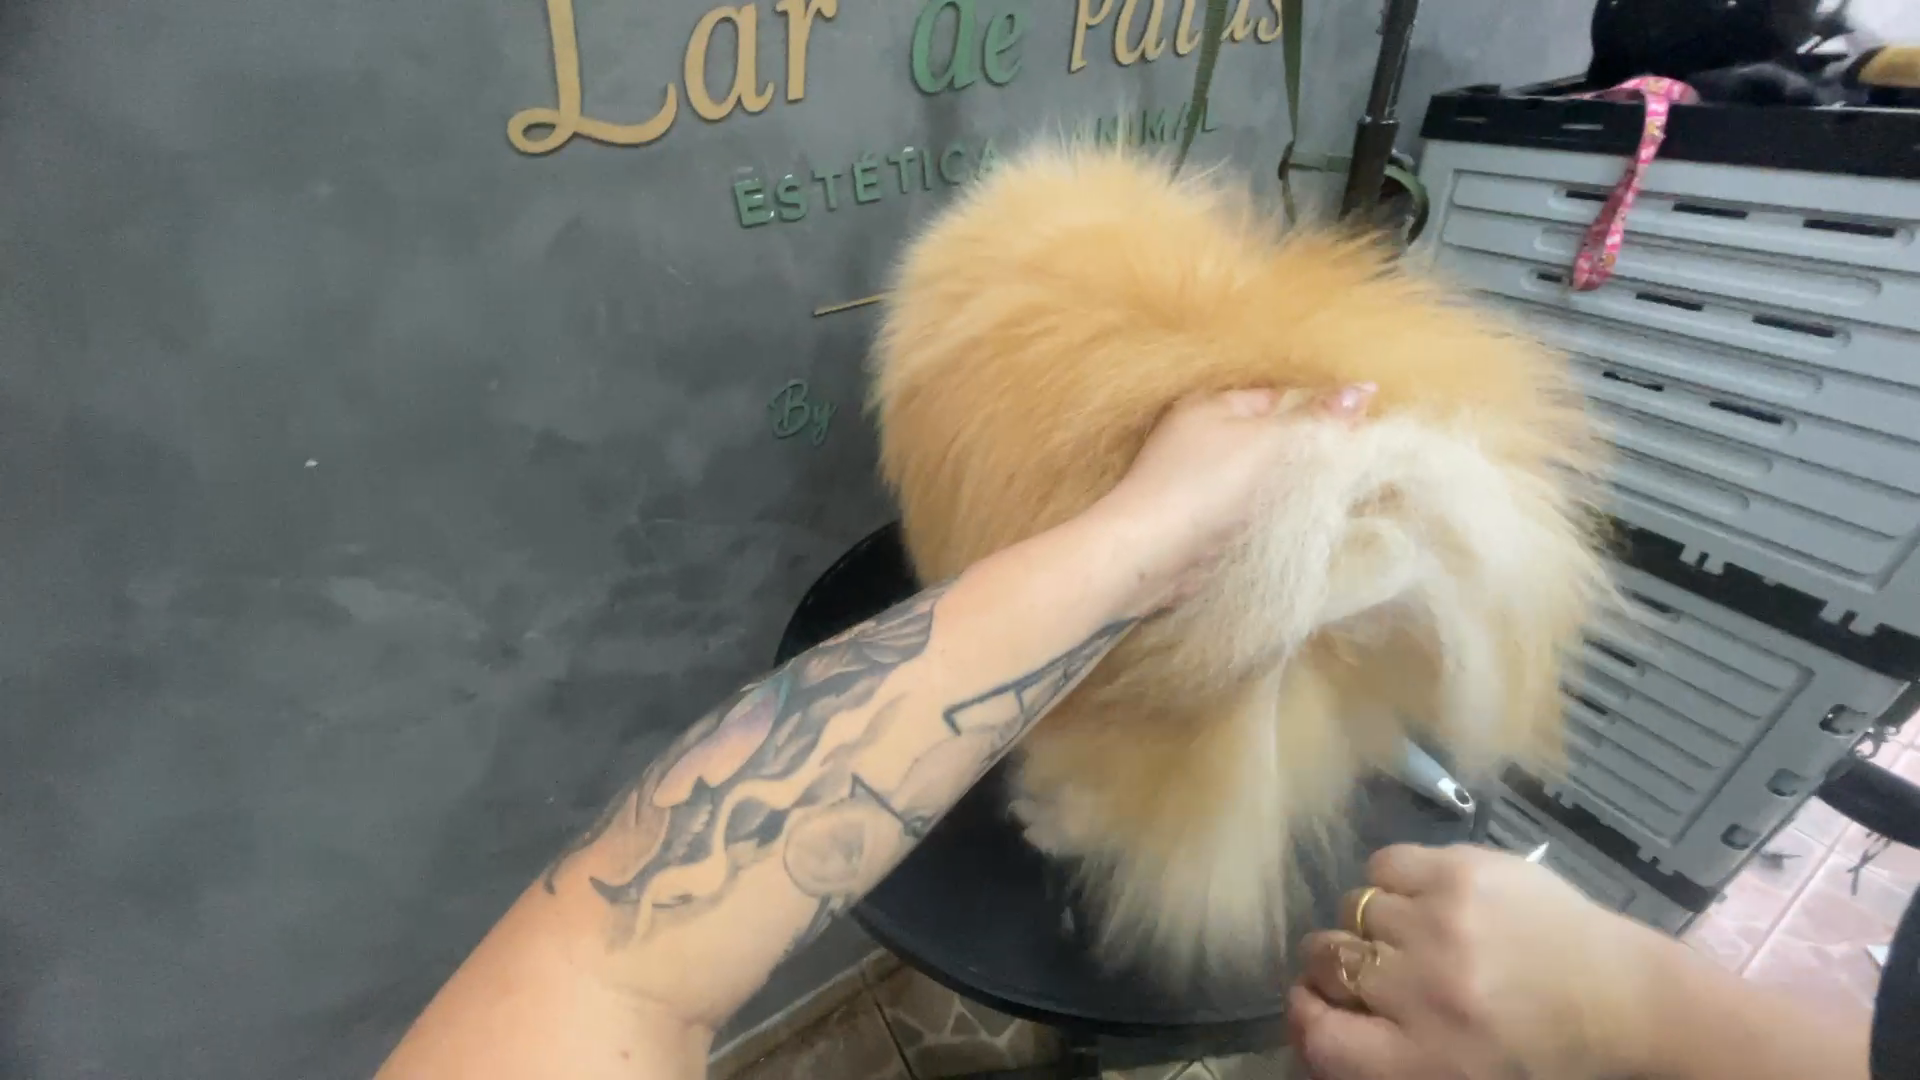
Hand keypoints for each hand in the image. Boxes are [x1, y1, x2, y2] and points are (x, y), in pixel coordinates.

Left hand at [1087, 384, 1374, 610]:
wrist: (1150, 551)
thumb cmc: (1206, 484)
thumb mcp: (1269, 443)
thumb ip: (1315, 420)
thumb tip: (1364, 388)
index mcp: (1210, 405)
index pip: (1277, 396)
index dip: (1320, 408)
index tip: (1368, 424)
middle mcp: (1201, 437)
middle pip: (1270, 438)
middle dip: (1310, 450)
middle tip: (1366, 460)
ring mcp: (1199, 480)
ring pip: (1261, 476)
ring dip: (1294, 485)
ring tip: (1347, 488)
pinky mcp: (1201, 518)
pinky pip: (1248, 508)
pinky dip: (1272, 512)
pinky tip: (1307, 516)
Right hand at [1288, 845, 1665, 1079]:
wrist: (1640, 1007)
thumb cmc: (1550, 1057)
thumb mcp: (1464, 1077)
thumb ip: (1386, 1051)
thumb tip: (1312, 1010)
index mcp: (1428, 1059)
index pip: (1321, 1034)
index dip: (1302, 1014)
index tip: (1311, 1003)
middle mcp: (1424, 990)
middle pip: (1326, 959)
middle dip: (1337, 961)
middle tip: (1372, 965)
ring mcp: (1440, 923)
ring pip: (1354, 908)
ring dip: (1376, 924)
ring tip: (1419, 933)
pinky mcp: (1458, 870)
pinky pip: (1383, 864)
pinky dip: (1396, 881)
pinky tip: (1431, 897)